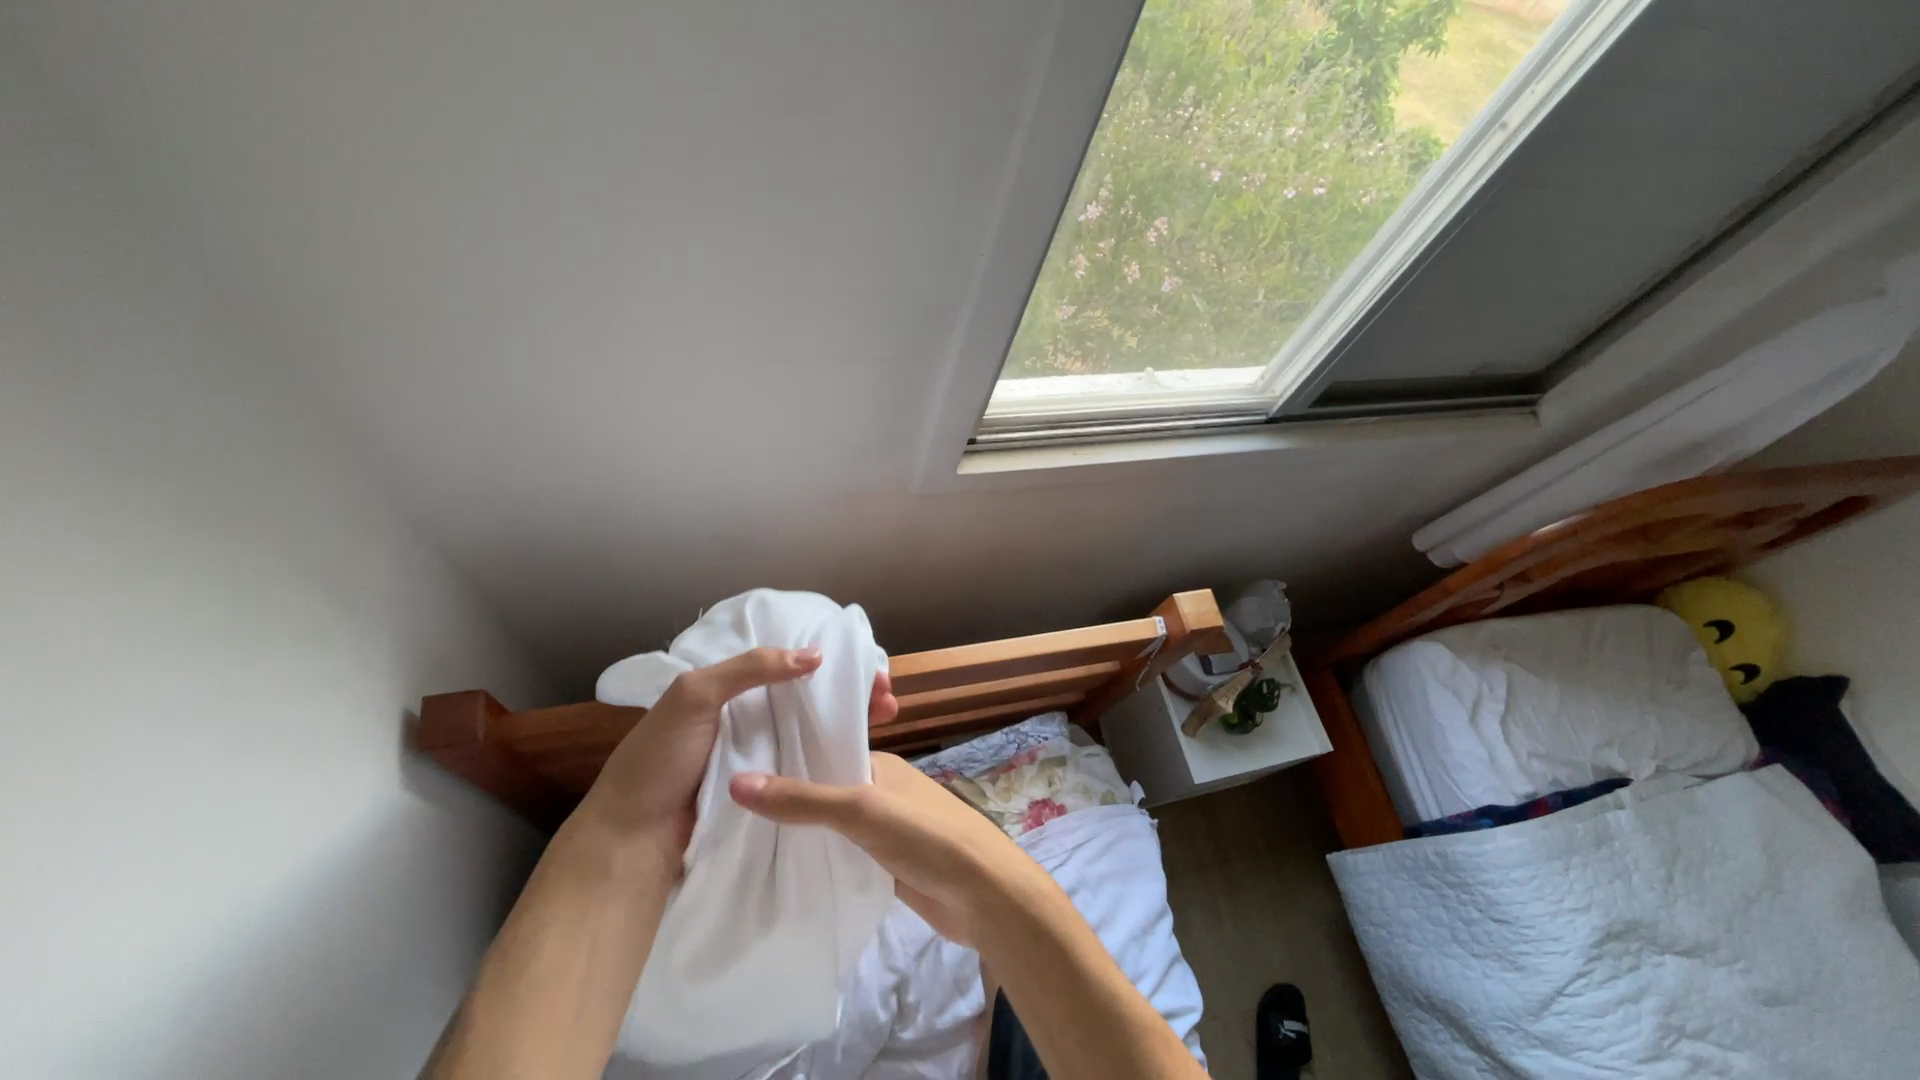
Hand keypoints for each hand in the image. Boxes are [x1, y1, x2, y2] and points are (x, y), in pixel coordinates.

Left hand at [577, 650, 899, 855]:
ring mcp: (759, 755)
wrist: (635, 840)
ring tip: (888, 714)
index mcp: (726, 687)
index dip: (826, 658)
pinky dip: (834, 755)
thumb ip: (751, 669)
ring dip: (851, 719)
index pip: (786, 662)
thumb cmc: (660, 759)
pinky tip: (866, 750)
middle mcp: (747, 717)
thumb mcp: (695, 696)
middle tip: (888, 693)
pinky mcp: (767, 789)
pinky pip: (805, 765)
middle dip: (850, 690)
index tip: (865, 663)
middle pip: (809, 695)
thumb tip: (815, 656)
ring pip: (813, 729)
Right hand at [730, 752, 1041, 944]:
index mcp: (879, 764)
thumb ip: (803, 799)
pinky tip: (782, 868)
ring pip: (832, 827)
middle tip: (724, 807)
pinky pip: (844, 857)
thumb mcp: (861, 810)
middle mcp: (880, 791)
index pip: (821, 752)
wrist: (984, 894)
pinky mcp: (886, 866)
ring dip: (800, 832)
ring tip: (741, 836)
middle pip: (824, 791)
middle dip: (786, 799)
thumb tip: (736, 782)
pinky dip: (820, 860)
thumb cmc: (927, 836)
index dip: (782, 758)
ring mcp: (884, 831)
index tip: (732, 766)